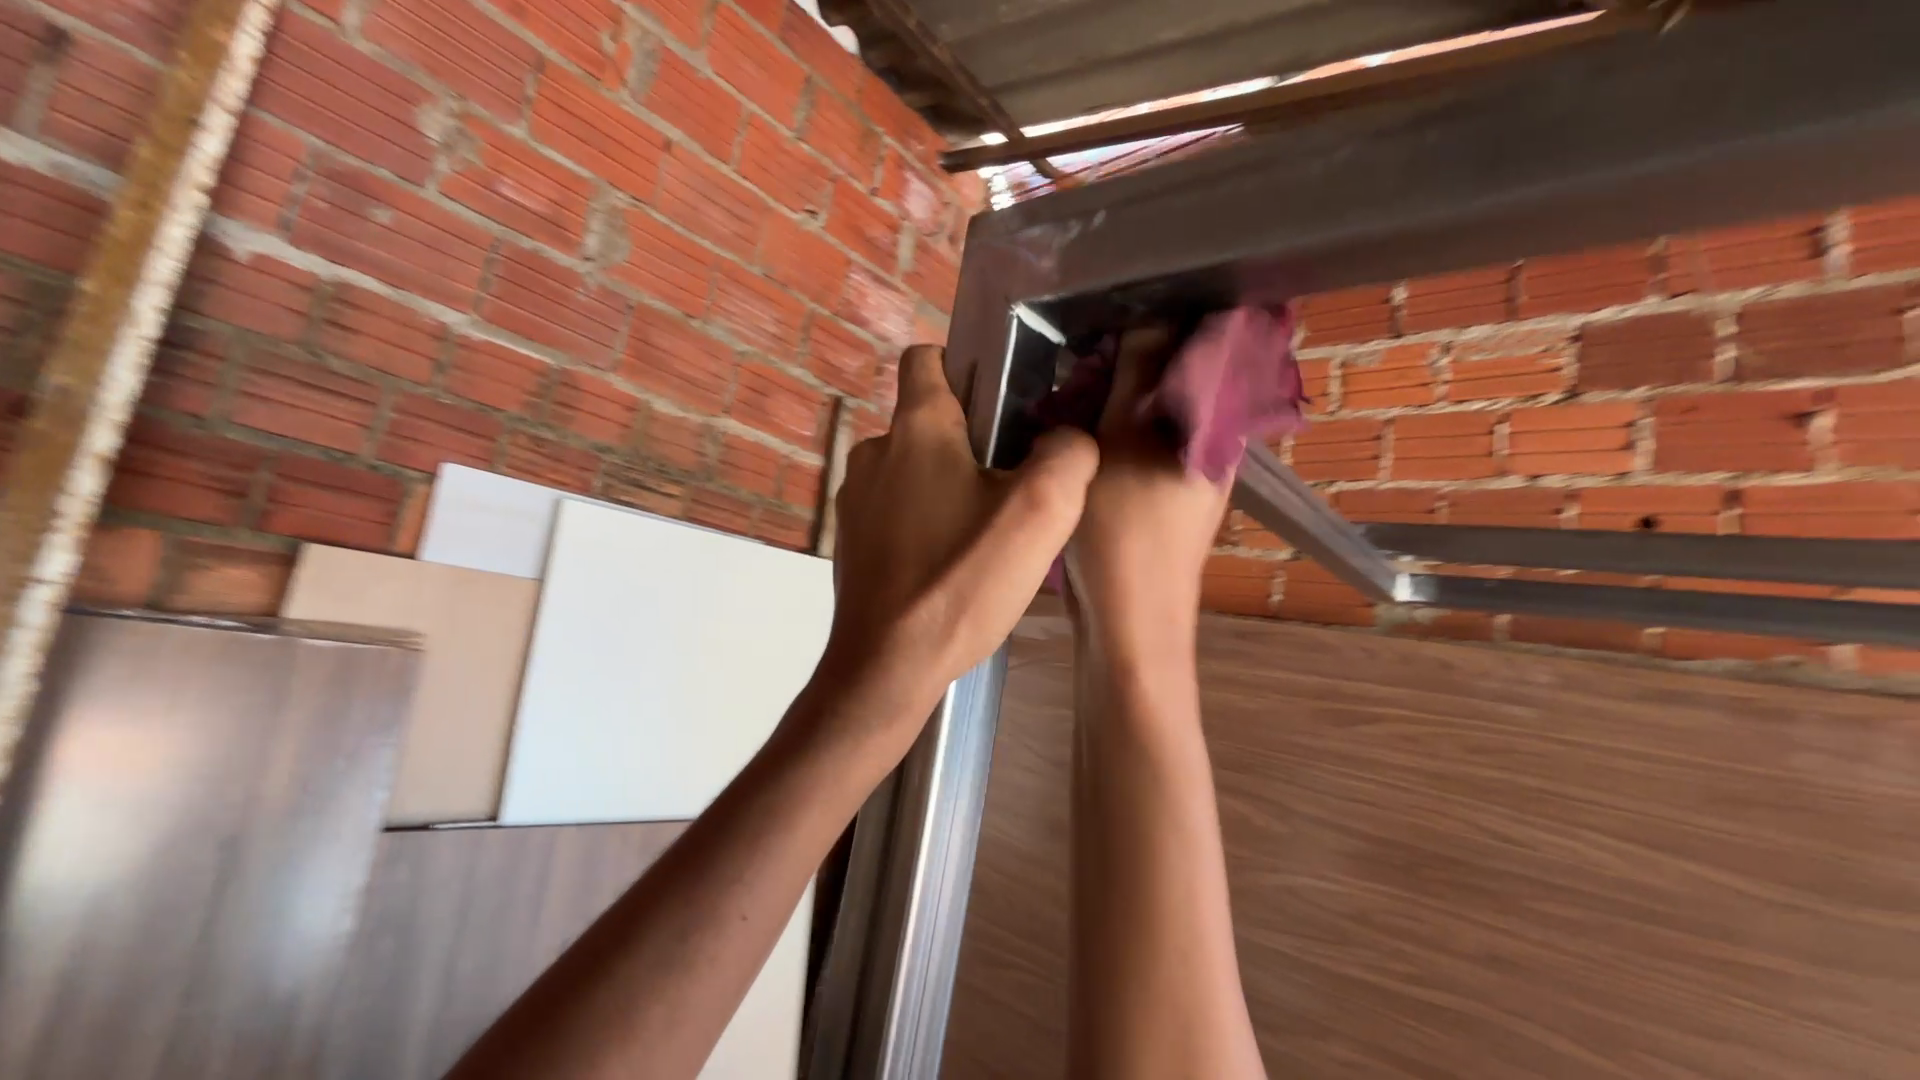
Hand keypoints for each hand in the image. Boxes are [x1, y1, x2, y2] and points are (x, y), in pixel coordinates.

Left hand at [824, 345, 1098, 718]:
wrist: (888, 666)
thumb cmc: (962, 580)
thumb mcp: (1041, 512)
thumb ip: (1069, 455)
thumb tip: (1069, 439)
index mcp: (916, 428)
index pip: (927, 358)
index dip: (965, 368)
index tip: (1000, 404)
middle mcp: (874, 452)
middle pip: (927, 422)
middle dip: (969, 442)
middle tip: (1013, 486)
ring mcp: (855, 501)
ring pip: (912, 471)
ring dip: (947, 487)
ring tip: (984, 533)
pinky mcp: (851, 543)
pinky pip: (895, 513)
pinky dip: (922, 523)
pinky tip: (950, 565)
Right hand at [1065, 328, 1230, 647]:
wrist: (1126, 620)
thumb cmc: (1125, 528)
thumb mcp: (1120, 439)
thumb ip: (1136, 373)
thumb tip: (1152, 309)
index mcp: (1216, 420)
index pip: (1204, 344)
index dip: (1163, 318)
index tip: (1115, 308)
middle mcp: (1208, 439)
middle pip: (1171, 376)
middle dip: (1127, 357)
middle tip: (1078, 350)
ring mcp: (1182, 468)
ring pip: (1147, 409)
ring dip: (1111, 392)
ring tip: (1067, 383)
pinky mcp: (1155, 491)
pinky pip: (1133, 440)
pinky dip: (1106, 426)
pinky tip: (1070, 424)